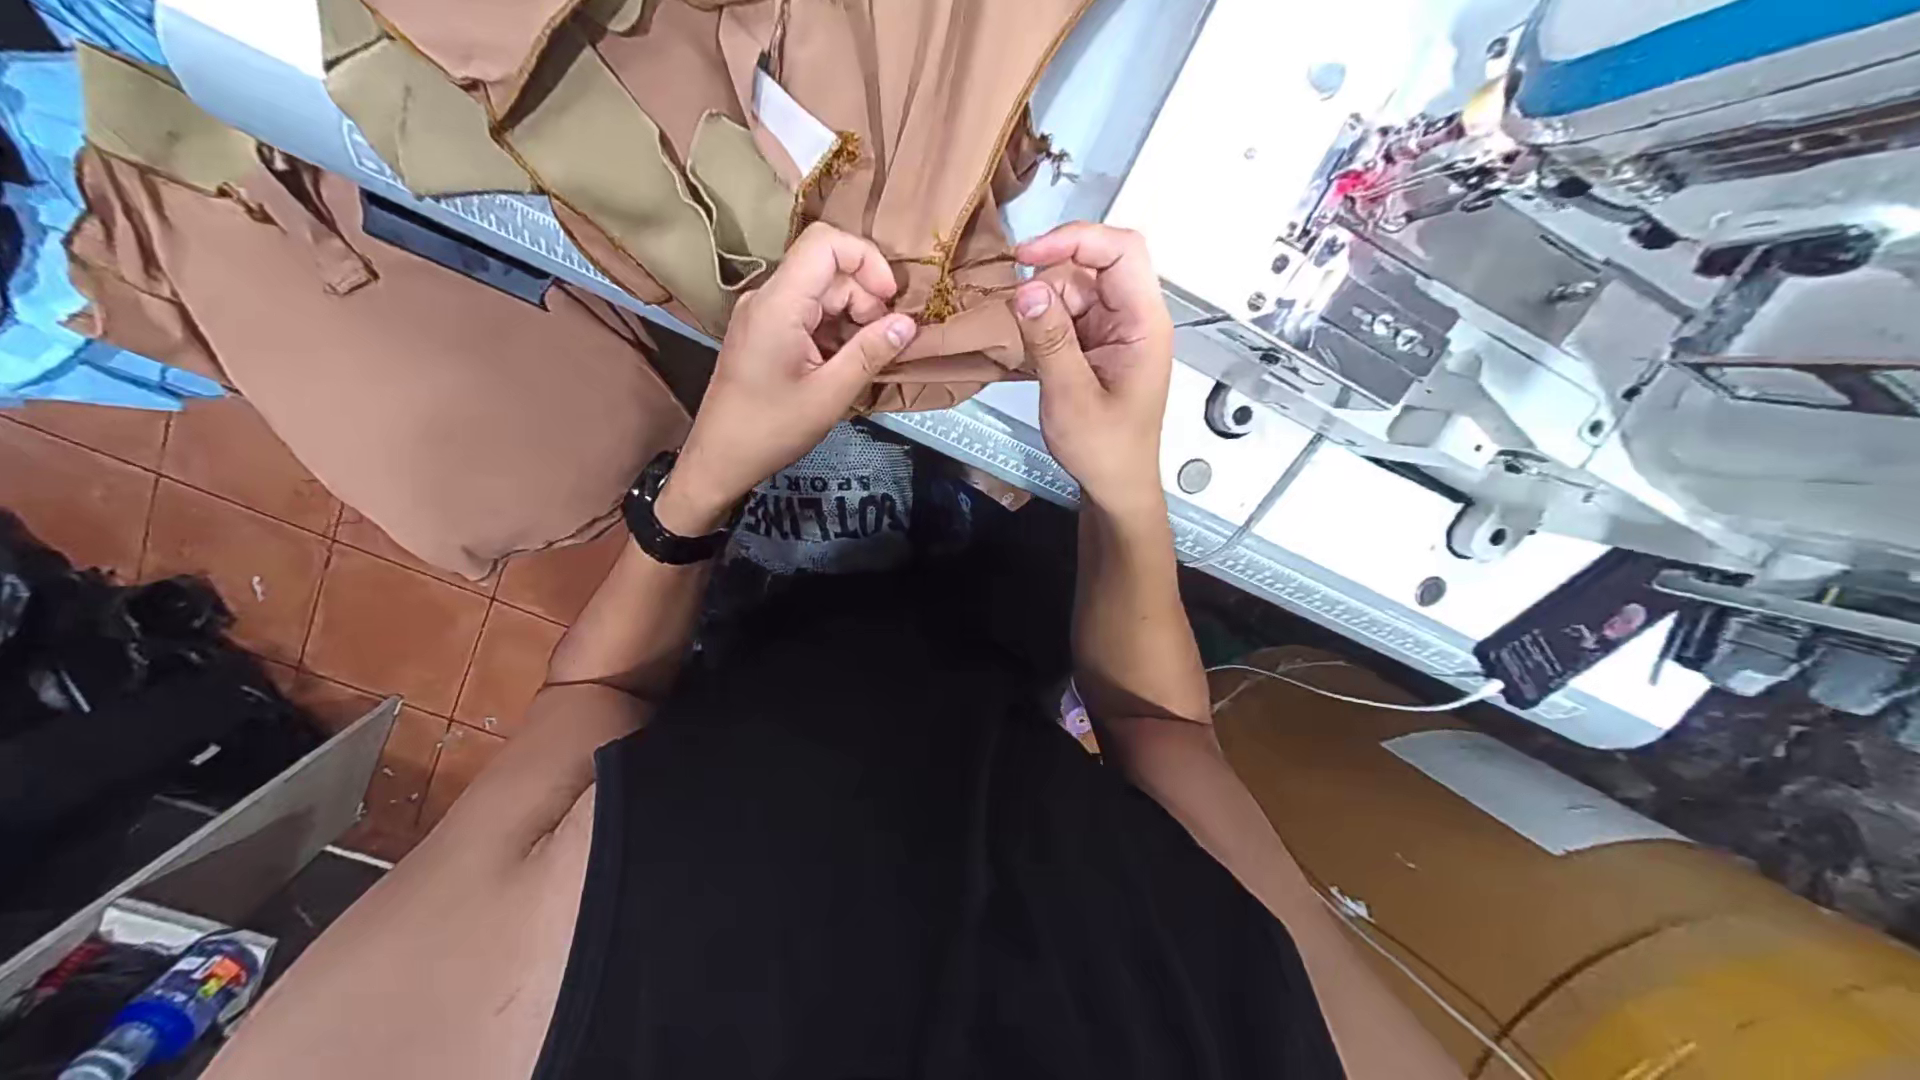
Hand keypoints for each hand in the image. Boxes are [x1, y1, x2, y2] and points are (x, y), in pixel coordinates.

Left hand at [658, 222, 917, 533]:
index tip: (891, 301)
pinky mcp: (765, 331)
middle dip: (865, 298)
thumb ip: (870, 353)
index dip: (867, 260)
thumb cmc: (771, 430)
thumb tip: (908, 324)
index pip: (826, 243)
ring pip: (821, 291)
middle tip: (882, 343)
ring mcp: (764, 313)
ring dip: (853, 317)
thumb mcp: (830, 395)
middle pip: (828, 268)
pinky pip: (808, 312)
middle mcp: (767, 297)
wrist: (720, 458)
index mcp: (779, 304)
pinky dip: (835, 329)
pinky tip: (844, 363)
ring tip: (865, 358)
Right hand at [1011, 223, 1173, 514]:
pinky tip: (1032, 348)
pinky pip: (1069, 314)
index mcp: (1144, 324)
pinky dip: (1044, 323)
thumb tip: (1025, 289)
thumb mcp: (1071, 397)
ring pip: (1075, 288)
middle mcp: (1134, 317)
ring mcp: (1116, 329)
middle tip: (1019, 316)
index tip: (1027, 256)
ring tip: (1026, 343)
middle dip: (1050, 281)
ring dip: (1043, 306)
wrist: (1115, 485)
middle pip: (1094, 265)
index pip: (1122, 250)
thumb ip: (1050, 340)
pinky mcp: (1098, 343)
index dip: (1075, 239)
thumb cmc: (1104, 449)